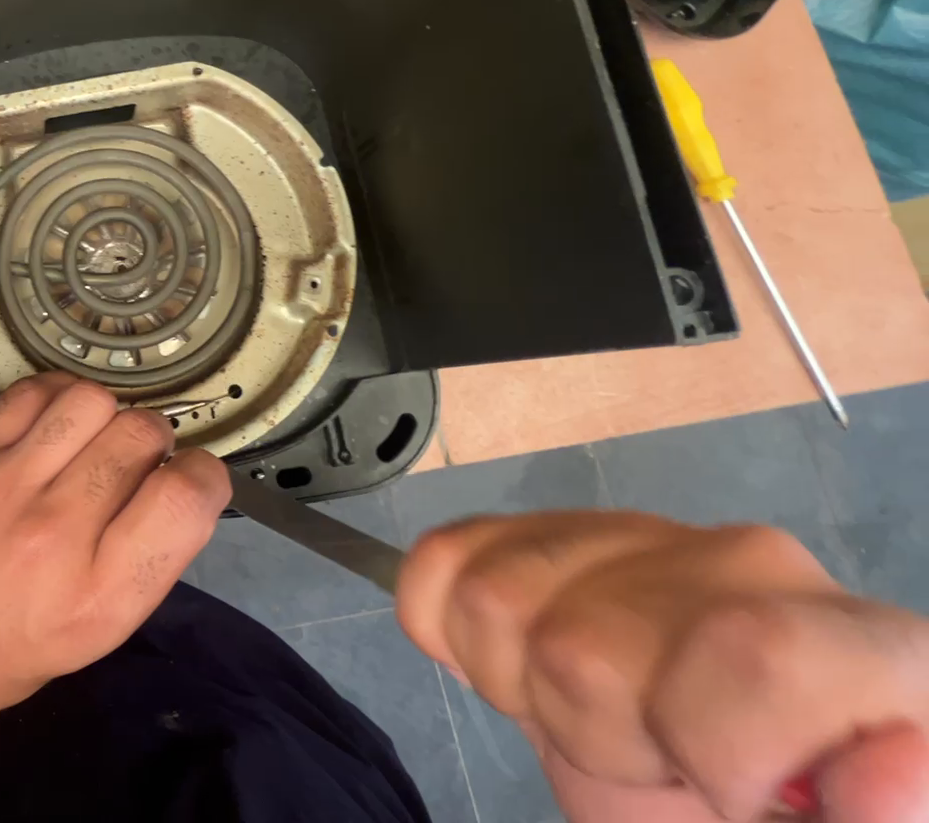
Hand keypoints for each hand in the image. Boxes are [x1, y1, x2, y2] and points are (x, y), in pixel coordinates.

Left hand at [0, 372, 232, 730]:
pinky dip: (56, 398)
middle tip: (133, 466)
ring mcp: (5, 485)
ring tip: (92, 442)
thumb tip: (176, 481)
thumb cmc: (9, 651)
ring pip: (91, 401)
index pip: (185, 497)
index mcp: (102, 593)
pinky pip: (32, 392)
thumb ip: (145, 557)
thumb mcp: (97, 633)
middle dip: (154, 443)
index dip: (204, 475)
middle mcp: (56, 532)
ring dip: (107, 415)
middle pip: (141, 435)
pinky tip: (53, 426)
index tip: (189, 478)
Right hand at [396, 511, 928, 821]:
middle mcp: (731, 560)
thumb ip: (889, 811)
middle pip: (583, 645)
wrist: (704, 765)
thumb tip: (891, 779)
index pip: (756, 650)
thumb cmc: (775, 808)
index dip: (707, 741)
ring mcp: (614, 532)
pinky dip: (443, 628)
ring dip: (515, 686)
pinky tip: (514, 663)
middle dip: (591, 734)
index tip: (719, 791)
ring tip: (584, 712)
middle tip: (647, 760)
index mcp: (852, 643)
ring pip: (491, 600)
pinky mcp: (520, 527)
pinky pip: (438, 559)